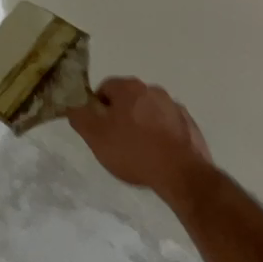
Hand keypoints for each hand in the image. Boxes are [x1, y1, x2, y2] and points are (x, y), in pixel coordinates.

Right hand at [68, 77, 213, 202]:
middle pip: (128, 100)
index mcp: (129, 87)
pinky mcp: (189, 124)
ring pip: (149, 112)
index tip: (98, 130)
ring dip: (142, 125)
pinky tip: (159, 156)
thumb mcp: (95, 136)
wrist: (181, 174)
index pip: (104, 89)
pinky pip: (168, 125)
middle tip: (116, 143)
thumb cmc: (133, 151)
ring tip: (139, 153)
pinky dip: (162, 135)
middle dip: (121, 117)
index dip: (97, 109)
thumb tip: (73, 103)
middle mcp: (153, 89)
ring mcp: (174, 106)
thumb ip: (79, 116)